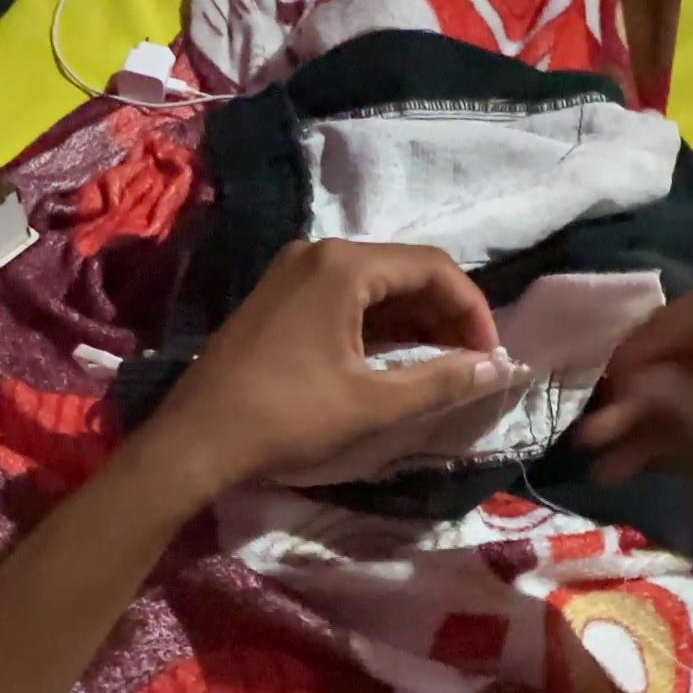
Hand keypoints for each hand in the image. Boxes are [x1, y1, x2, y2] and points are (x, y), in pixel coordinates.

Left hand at [139, 239, 508, 493]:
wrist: (198, 439)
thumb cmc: (287, 417)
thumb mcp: (370, 402)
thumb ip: (438, 381)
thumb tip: (494, 368)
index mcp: (343, 265)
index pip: (433, 267)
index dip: (472, 309)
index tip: (488, 355)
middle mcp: (316, 254)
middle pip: (402, 272)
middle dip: (443, 315)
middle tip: (468, 361)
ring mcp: (290, 275)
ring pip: (372, 288)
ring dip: (411, 322)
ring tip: (438, 364)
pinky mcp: (276, 300)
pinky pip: (340, 300)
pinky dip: (374, 326)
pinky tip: (392, 359)